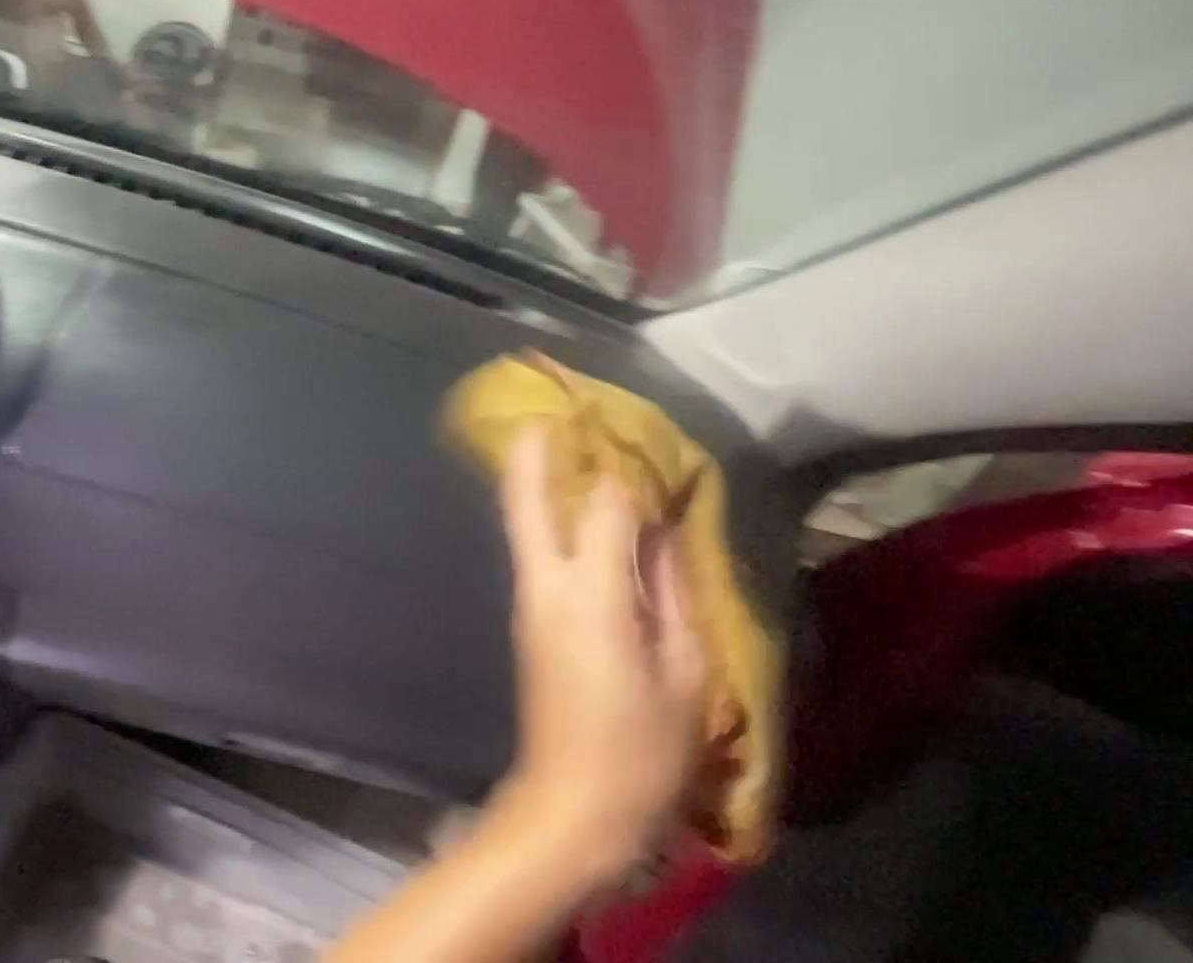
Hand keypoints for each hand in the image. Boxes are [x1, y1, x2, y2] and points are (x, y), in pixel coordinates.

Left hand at [499, 424, 706, 876]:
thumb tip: (663, 531)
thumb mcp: (685, 671)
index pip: (607, 506)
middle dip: (534, 451)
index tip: (653, 446)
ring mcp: (527, 600)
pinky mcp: (526, 617)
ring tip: (560, 440)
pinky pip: (535, 551)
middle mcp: (545, 585)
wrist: (572, 801)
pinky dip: (547, 518)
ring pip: (524, 523)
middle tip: (545, 408)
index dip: (631, 473)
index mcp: (592, 594)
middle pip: (528, 501)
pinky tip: (573, 507)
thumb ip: (673, 591)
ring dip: (537, 480)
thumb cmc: (644, 746)